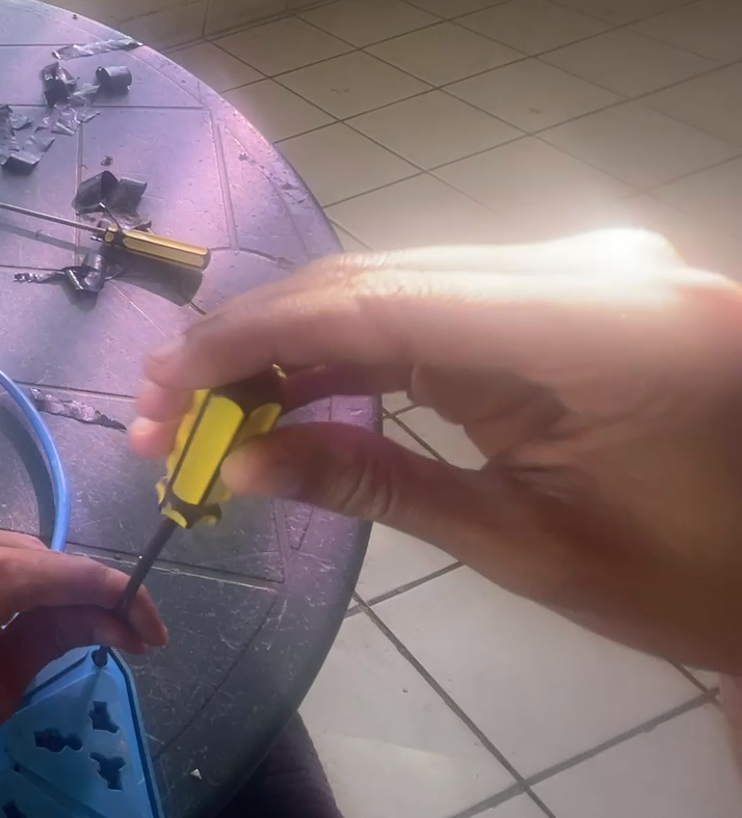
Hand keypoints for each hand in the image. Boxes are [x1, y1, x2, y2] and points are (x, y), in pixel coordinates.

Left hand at [0, 511, 165, 815]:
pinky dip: (1, 574)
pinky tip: (8, 609)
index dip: (124, 601)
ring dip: (41, 585)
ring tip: (60, 631)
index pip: (76, 574)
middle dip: (82, 596)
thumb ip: (49, 640)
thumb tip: (103, 619)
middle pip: (43, 558)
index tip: (152, 636)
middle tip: (113, 641)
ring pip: (9, 550)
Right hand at [131, 231, 741, 672]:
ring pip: (361, 289)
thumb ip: (370, 486)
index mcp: (601, 327)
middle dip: (238, 343)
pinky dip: (320, 352)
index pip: (370, 307)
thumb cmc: (705, 578)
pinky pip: (395, 308)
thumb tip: (234, 465)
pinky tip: (265, 391)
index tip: (163, 381)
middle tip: (158, 399)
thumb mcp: (528, 544)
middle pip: (351, 286)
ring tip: (191, 398)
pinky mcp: (528, 291)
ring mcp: (552, 270)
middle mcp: (573, 269)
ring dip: (267, 345)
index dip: (247, 339)